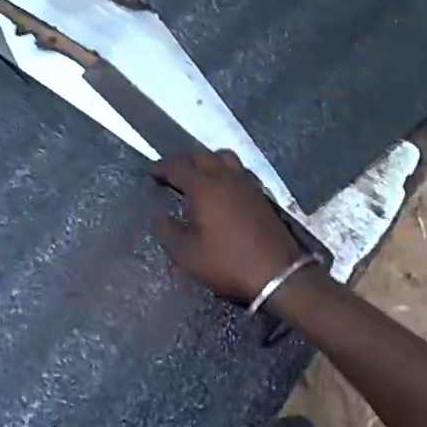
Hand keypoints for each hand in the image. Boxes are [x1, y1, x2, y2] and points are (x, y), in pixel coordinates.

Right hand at [151, 150, 303, 303]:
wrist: (276, 271)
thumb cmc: (227, 262)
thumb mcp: (187, 254)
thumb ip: (167, 231)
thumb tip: (157, 215)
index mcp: (204, 187)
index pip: (178, 167)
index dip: (161, 167)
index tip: (151, 173)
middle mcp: (226, 177)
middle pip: (201, 156)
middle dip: (183, 161)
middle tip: (171, 175)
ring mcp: (247, 182)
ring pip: (224, 157)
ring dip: (208, 160)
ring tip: (198, 176)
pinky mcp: (261, 192)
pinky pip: (240, 169)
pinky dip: (226, 170)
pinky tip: (224, 186)